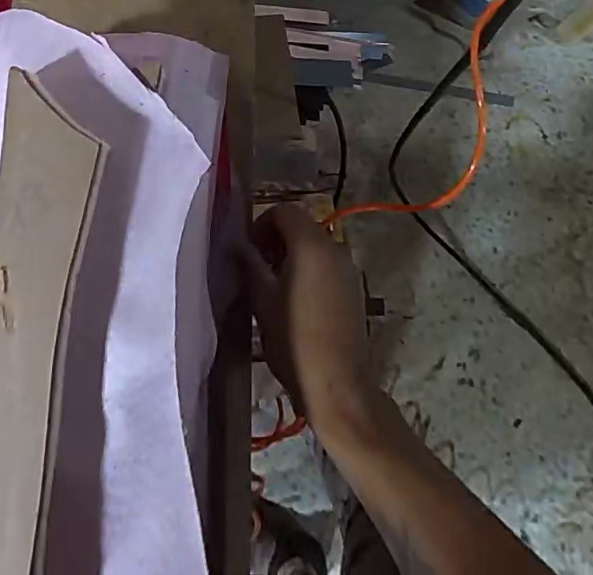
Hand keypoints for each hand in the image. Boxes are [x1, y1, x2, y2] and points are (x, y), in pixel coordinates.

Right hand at [246, 203, 377, 433]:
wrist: (337, 381)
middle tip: (257, 268)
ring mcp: (349, 266)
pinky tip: (296, 300)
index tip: (249, 250)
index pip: (285, 211)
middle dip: (277, 239)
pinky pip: (328, 264)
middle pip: (302, 226)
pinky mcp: (355, 286)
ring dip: (293, 255)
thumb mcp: (262, 300)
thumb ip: (249, 264)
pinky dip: (310, 269)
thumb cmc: (293, 339)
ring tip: (273, 287)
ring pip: (316, 245)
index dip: (262, 223)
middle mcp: (335, 246)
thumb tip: (238, 245)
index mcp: (311, 244)